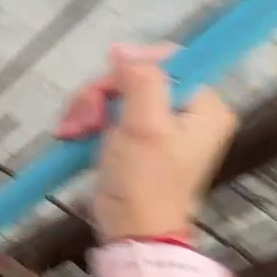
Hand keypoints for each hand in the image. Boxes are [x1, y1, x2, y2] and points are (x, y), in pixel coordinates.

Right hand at [57, 43, 237, 240]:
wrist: (133, 229)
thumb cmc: (145, 180)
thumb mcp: (144, 127)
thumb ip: (141, 82)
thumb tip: (123, 47)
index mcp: (204, 107)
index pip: (168, 60)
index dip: (131, 66)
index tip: (105, 89)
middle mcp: (186, 111)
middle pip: (133, 76)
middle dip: (99, 94)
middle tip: (84, 119)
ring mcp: (160, 125)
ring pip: (113, 92)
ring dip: (86, 108)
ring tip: (72, 131)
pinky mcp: (136, 137)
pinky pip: (106, 110)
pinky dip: (85, 120)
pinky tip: (73, 134)